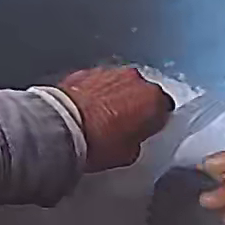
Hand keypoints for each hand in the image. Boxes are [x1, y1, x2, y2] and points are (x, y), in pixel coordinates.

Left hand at [54, 67, 173, 171]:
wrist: (61, 127)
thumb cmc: (99, 143)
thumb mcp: (129, 154)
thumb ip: (137, 140)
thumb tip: (131, 136)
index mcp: (154, 99)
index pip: (163, 109)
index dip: (153, 121)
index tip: (142, 131)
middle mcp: (135, 79)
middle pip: (140, 92)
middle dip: (133, 104)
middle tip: (120, 124)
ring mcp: (108, 71)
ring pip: (117, 84)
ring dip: (112, 95)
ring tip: (98, 115)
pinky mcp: (83, 71)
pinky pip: (95, 82)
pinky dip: (92, 91)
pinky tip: (83, 107)